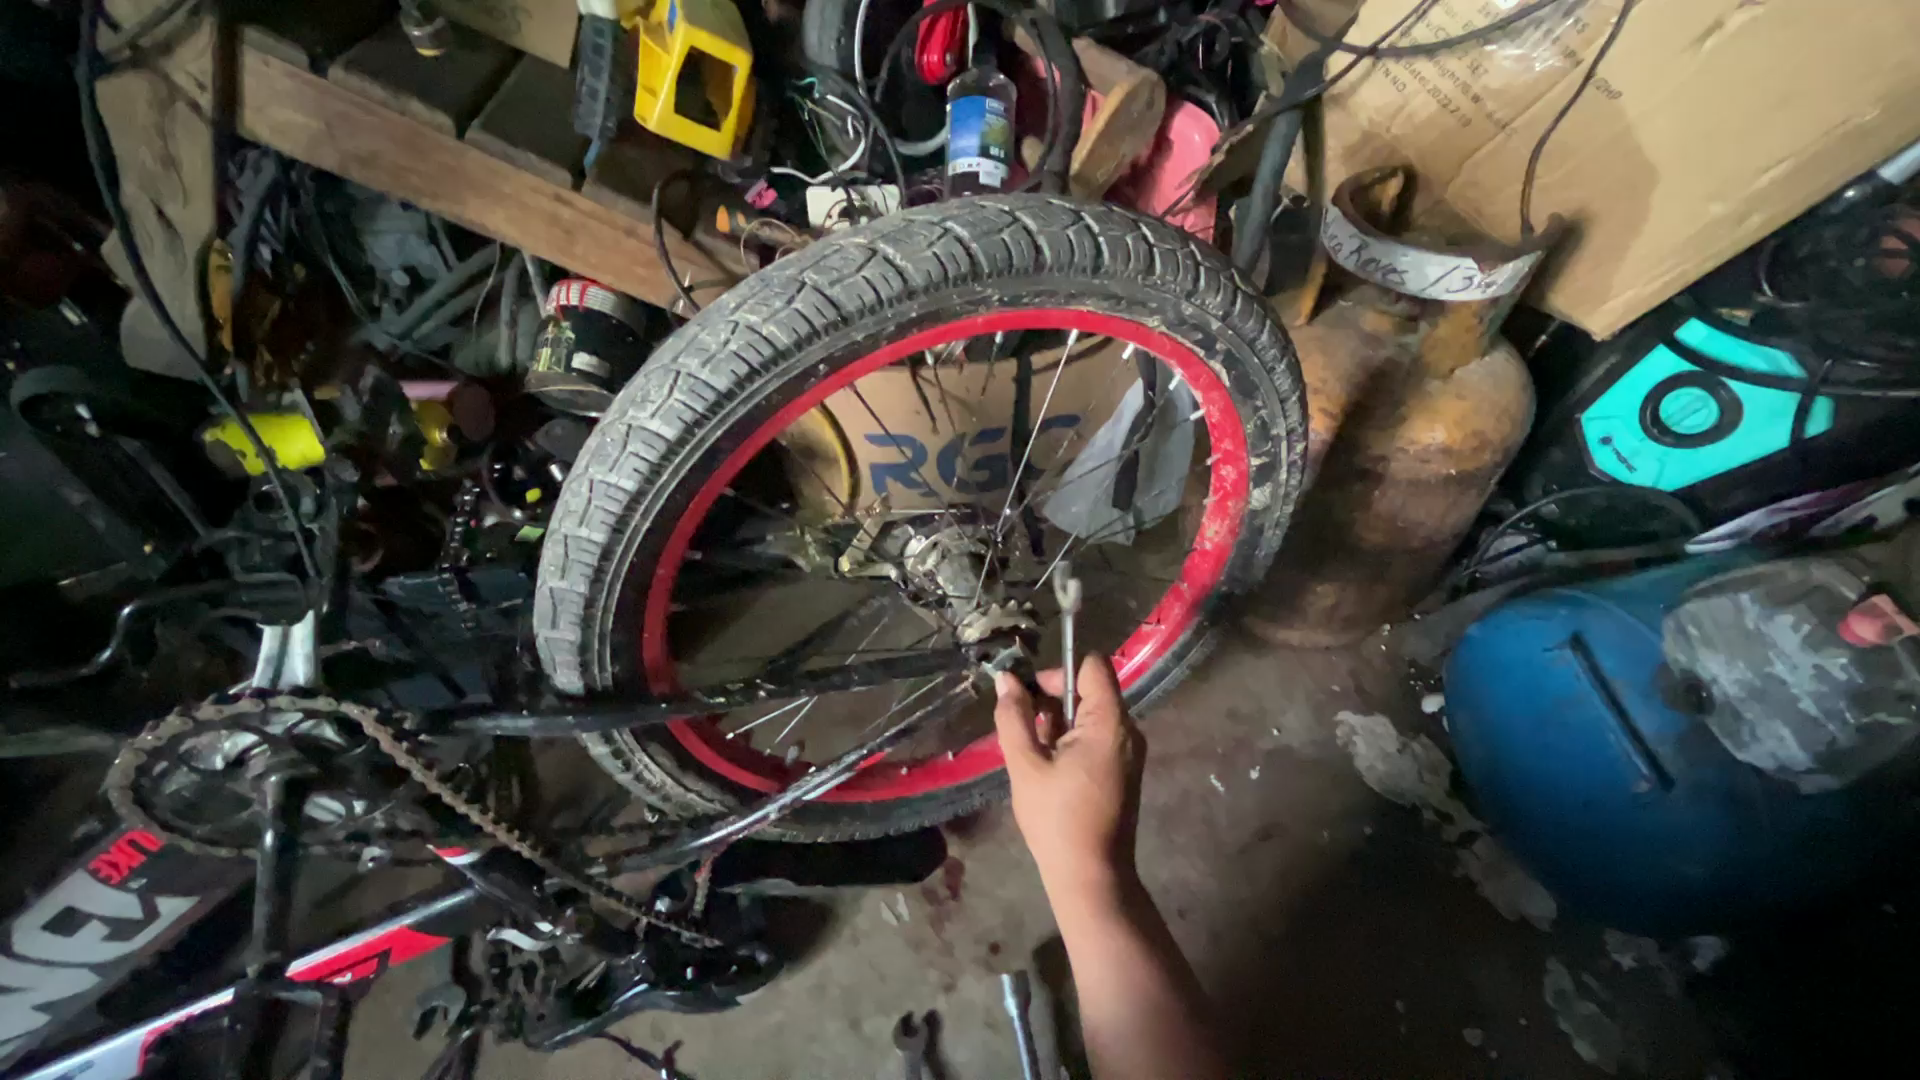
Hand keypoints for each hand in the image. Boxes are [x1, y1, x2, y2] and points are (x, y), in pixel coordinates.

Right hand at [992, 654, 1143, 899]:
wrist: (1091, 878)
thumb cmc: (1056, 820)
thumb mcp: (1025, 765)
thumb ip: (1013, 717)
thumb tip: (1005, 679)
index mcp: (1109, 723)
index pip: (1092, 666)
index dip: (1057, 670)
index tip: (1029, 693)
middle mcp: (1127, 730)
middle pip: (1090, 688)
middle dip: (1051, 698)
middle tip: (1019, 723)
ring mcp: (1128, 751)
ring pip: (1090, 713)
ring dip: (1057, 721)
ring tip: (1029, 749)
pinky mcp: (1123, 769)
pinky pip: (1096, 736)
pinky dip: (1070, 739)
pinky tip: (1046, 764)